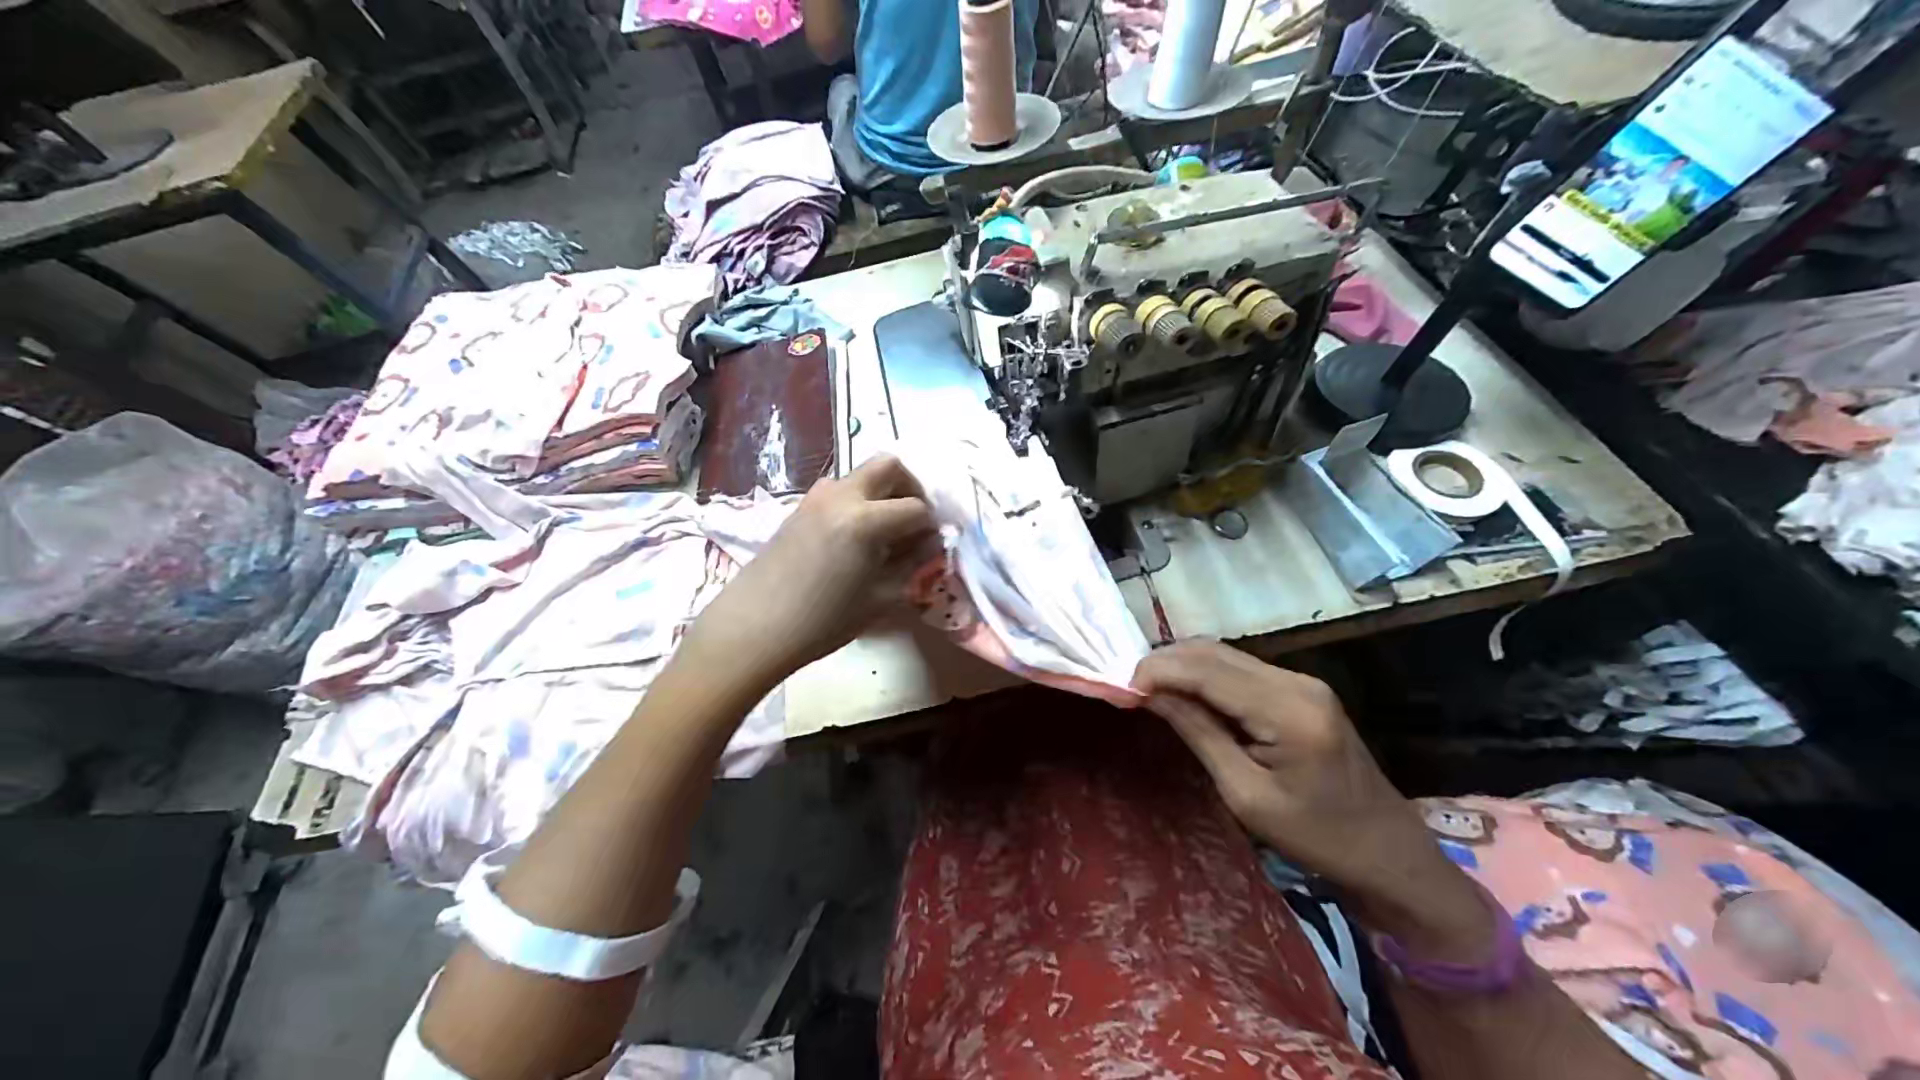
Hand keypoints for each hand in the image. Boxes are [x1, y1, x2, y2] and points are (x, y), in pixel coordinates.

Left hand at [688, 455, 934, 679]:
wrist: (755, 627)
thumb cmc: (823, 621)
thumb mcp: (881, 598)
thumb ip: (911, 564)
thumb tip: (929, 545)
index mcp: (867, 520)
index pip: (917, 508)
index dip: (930, 527)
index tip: (931, 547)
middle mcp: (843, 496)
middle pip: (890, 466)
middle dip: (910, 489)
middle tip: (912, 522)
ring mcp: (818, 497)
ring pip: (862, 474)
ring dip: (882, 493)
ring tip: (883, 532)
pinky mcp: (801, 506)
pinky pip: (840, 490)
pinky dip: (858, 501)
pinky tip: (854, 538)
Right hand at [1134, 642, 1492, 958]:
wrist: (1386, 849)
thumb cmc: (1316, 836)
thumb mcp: (1245, 794)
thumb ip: (1199, 733)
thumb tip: (1150, 694)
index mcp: (1287, 710)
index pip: (1208, 670)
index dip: (1158, 671)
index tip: (1120, 687)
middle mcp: (1295, 681)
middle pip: (1215, 652)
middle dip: (1165, 662)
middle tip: (1128, 687)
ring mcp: (1301, 681)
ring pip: (1225, 655)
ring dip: (1182, 666)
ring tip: (1148, 689)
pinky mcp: (1300, 689)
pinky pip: (1240, 669)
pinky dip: (1205, 675)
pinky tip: (1184, 694)